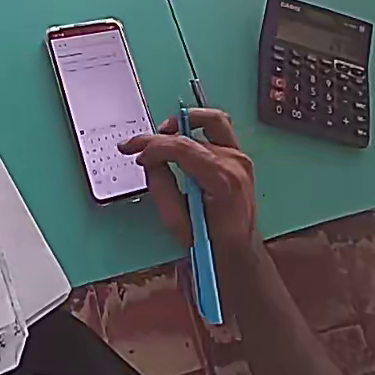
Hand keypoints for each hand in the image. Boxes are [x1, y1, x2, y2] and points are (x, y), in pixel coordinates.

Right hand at [118, 107, 258, 253]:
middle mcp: (235, 164)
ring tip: (164, 134)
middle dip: (161, 137)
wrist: (238, 253)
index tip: (133, 150)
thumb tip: (150, 160)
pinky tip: (181, 139)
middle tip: (141, 145)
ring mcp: (240, 158)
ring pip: (211, 121)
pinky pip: (218, 130)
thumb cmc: (211, 244)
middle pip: (192, 134)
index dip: (153, 145)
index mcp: (222, 180)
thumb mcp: (177, 222)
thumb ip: (161, 187)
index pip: (183, 147)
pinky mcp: (239, 158)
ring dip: (184, 123)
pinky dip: (197, 129)